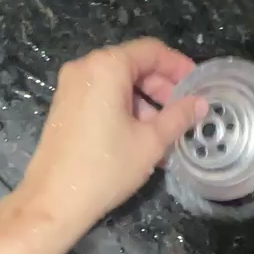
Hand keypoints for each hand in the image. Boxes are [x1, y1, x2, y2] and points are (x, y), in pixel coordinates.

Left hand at [0, 38, 206, 253]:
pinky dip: (124, 111)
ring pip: (118, 85)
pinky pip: (101, 99)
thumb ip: (178, 117)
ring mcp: (70, 89)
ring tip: (166, 133)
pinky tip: (141, 138)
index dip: (179, 66)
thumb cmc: (105, 168)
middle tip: (184, 112)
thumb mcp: (150, 142)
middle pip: (133, 66)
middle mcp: (84, 69)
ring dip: (145, 104)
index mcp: (106, 67)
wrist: (53, 201)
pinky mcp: (64, 109)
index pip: (151, 51)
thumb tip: (200, 104)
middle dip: (162, 88)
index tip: (198, 86)